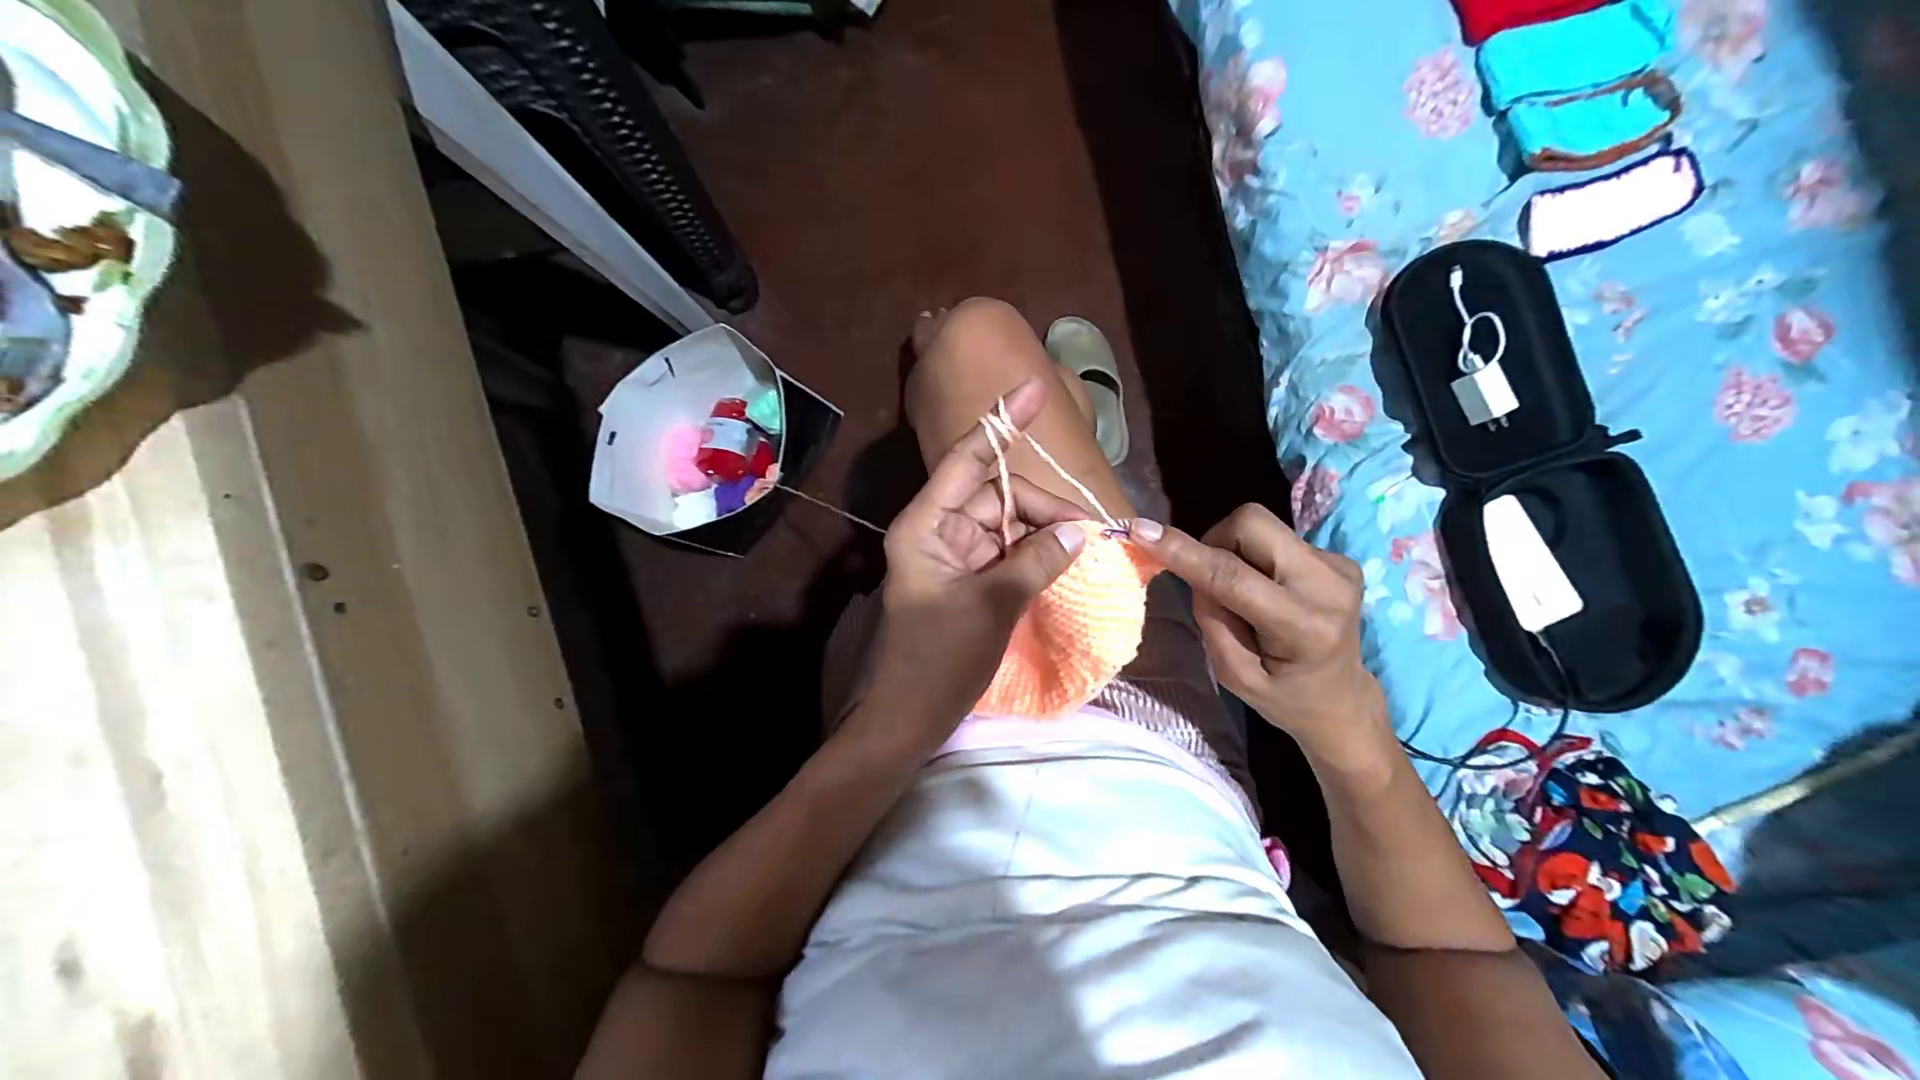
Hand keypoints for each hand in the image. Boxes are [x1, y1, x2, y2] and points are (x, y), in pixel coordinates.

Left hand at [868, 376, 1088, 740]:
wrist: (913, 714)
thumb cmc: (941, 659)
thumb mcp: (994, 605)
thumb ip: (1037, 560)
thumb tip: (1080, 530)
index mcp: (926, 525)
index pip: (966, 459)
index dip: (1002, 424)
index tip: (1035, 388)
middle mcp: (937, 528)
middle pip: (996, 493)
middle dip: (1042, 504)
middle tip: (1089, 528)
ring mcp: (953, 551)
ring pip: (1006, 521)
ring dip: (1043, 529)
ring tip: (1084, 543)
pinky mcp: (967, 574)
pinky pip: (1006, 547)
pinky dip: (1034, 550)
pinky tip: (1065, 555)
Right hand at [1128, 504, 1394, 773]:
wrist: (1342, 699)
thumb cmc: (1282, 697)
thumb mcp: (1233, 673)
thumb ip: (1211, 616)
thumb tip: (1188, 561)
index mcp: (1303, 627)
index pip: (1231, 575)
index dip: (1183, 551)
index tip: (1141, 531)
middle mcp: (1329, 585)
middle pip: (1252, 524)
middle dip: (1215, 540)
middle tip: (1207, 577)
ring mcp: (1339, 565)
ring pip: (1261, 525)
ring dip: (1234, 550)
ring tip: (1241, 591)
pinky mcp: (1338, 557)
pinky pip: (1275, 537)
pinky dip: (1254, 556)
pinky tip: (1266, 589)